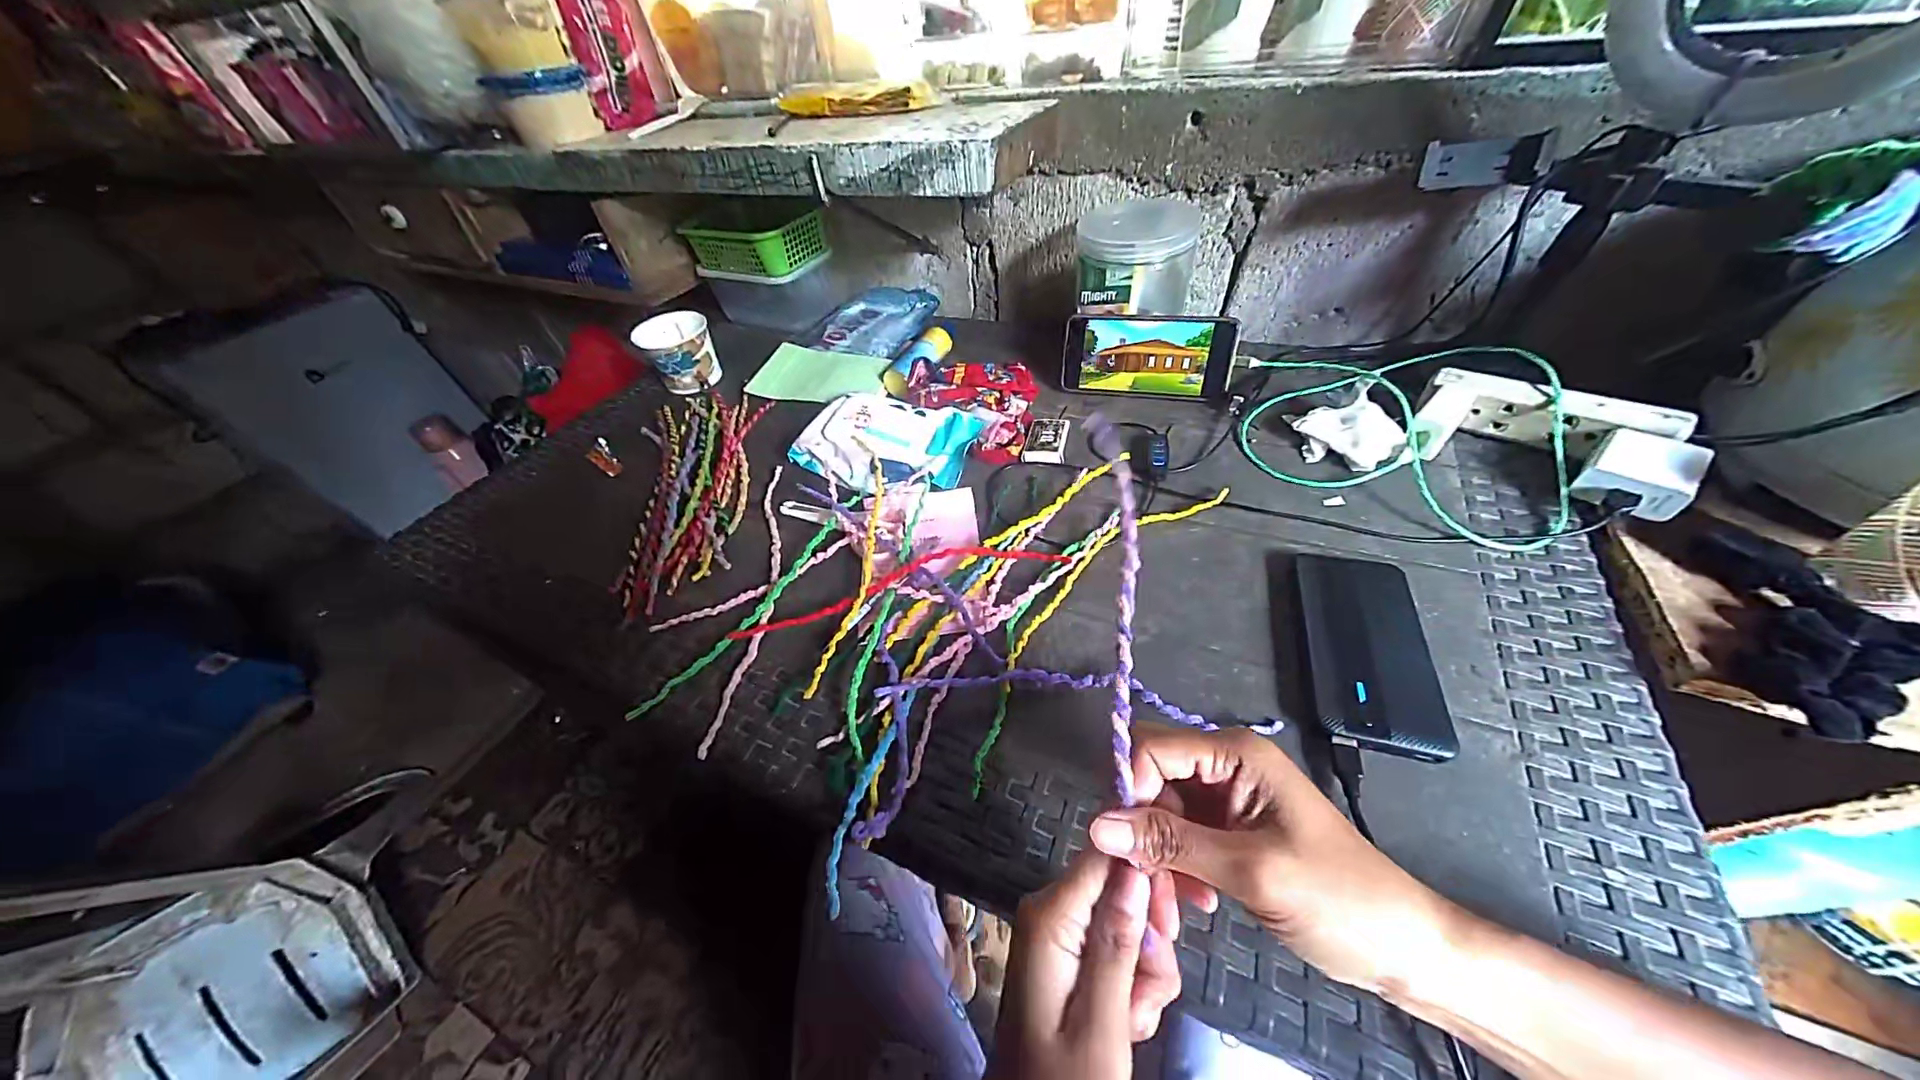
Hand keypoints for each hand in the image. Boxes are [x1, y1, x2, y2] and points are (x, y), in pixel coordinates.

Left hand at [988, 850, 1182, 1079]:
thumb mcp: (1100, 1023)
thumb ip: (1118, 943)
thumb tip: (1135, 867)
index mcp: (1051, 914)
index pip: (1107, 853)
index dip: (1149, 871)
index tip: (1182, 909)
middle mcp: (1051, 910)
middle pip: (1122, 890)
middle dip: (1149, 941)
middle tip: (1151, 994)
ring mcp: (1059, 932)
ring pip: (1128, 924)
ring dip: (1144, 973)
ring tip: (1134, 1021)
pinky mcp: (1068, 953)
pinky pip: (1115, 947)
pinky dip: (1131, 984)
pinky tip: (1126, 1022)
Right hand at [1086, 725, 1467, 998]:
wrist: (1402, 947)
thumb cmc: (1341, 899)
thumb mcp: (1252, 870)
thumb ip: (1172, 844)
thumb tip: (1098, 826)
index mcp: (1235, 754)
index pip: (1153, 747)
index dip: (1131, 788)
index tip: (1126, 844)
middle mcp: (1223, 765)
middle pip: (1150, 778)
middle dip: (1140, 827)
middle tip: (1146, 882)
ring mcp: (1224, 797)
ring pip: (1158, 811)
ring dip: (1156, 855)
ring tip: (1175, 905)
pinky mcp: (1224, 828)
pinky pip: (1176, 836)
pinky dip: (1174, 866)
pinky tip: (1194, 900)